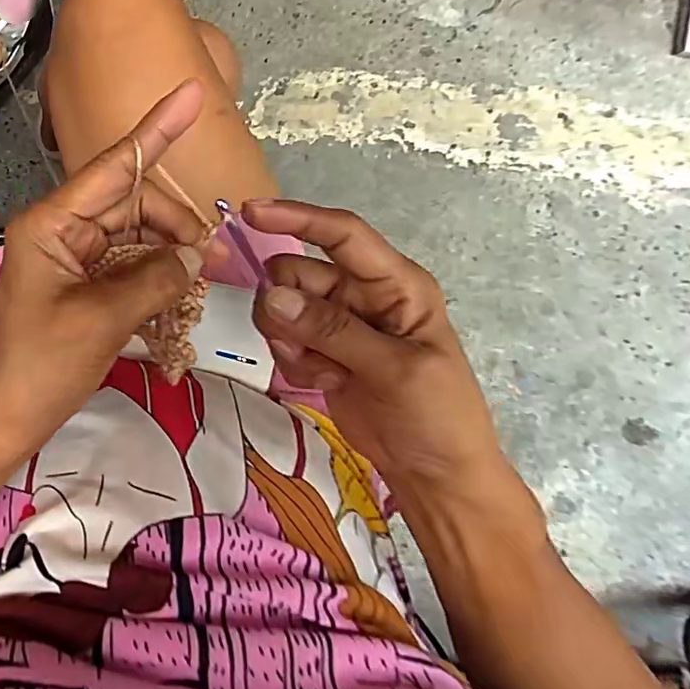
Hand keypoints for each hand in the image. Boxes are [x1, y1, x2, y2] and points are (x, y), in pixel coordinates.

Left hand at [0, 80, 218, 467]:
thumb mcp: (103, 319)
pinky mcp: (80, 283)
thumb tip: (194, 256)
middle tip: (212, 259)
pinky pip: (127, 265)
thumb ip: (155, 279)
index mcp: (50, 223)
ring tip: (199, 284)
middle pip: (131, 203)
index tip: (190, 93)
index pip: (112, 167)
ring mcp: (69, 257)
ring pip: (135, 236)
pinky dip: (154, 279)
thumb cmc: (42, 367)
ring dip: (168, 255)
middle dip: (174, 224)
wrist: (8, 417)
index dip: (155, 131)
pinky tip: (177, 302)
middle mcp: (59, 229)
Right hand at [242, 199, 508, 489]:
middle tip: (303, 347)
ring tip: (322, 370)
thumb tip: (272, 296)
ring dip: (287, 339)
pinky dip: (291, 359)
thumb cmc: (438, 416)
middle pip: (293, 272)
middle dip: (285, 307)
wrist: (435, 474)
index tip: (251, 214)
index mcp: (395, 283)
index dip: (297, 218)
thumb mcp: (395, 370)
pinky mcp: (317, 347)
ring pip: (278, 304)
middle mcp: (360, 293)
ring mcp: (335, 320)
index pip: (342, 235)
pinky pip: (280, 336)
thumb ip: (332, 330)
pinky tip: (322, 381)